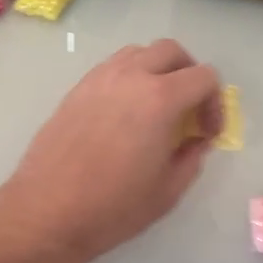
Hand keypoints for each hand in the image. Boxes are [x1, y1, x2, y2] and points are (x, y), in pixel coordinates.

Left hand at [0, 40, 220, 262]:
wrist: (46, 211)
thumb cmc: (112, 207)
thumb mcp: (167, 191)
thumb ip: (191, 158)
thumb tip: (197, 141)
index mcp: (160, 99)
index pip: (204, 76)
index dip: (215, 103)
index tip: (207, 133)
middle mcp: (131, 76)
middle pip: (172, 51)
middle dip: (189, 74)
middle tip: (189, 109)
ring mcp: (100, 77)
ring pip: (139, 52)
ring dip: (157, 70)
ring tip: (156, 107)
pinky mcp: (78, 88)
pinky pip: (113, 67)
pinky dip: (129, 77)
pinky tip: (126, 113)